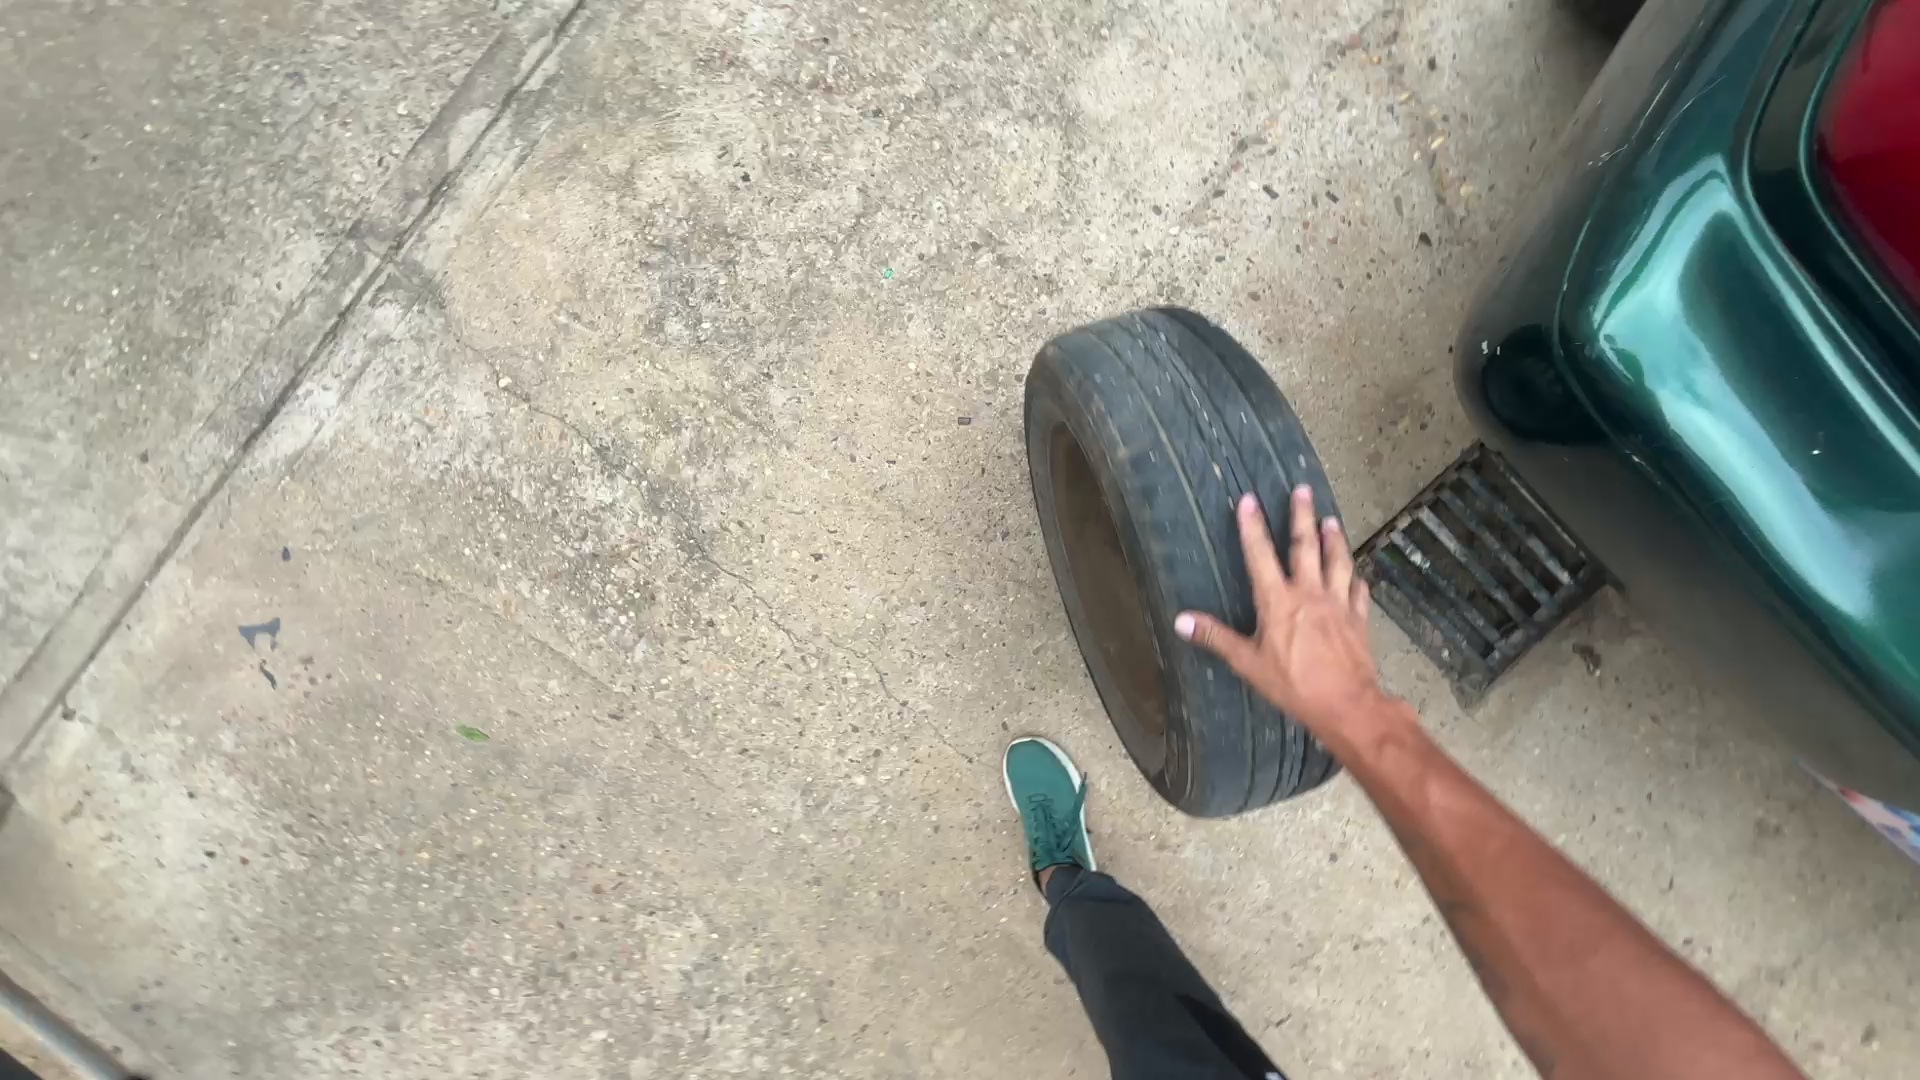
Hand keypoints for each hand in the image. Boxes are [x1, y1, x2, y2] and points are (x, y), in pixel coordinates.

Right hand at [1174, 486, 1383, 739]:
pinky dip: (1356, 578)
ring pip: (1337, 562)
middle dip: (1301, 516)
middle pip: (1305, 546)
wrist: (1347, 704)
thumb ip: (1215, 637)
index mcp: (1278, 601)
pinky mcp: (1358, 619)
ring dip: (1333, 538)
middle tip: (1302, 490)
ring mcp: (1338, 604)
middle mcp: (1309, 594)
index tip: (1249, 499)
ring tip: (1331, 519)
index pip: (1260, 555)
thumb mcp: (1246, 662)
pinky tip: (1358, 573)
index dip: (1253, 526)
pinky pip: (1358, 592)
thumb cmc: (1292, 684)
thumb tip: (1180, 620)